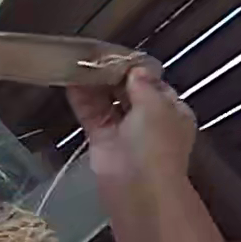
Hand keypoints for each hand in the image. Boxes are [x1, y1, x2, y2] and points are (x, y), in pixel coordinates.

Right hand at [64, 64, 196, 192]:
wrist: (137, 186)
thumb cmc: (156, 144)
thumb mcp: (156, 107)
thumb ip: (142, 85)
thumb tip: (136, 69)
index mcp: (170, 110)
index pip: (153, 84)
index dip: (137, 70)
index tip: (118, 56)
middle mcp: (146, 119)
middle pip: (127, 91)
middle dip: (112, 76)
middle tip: (94, 57)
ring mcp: (122, 130)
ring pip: (107, 102)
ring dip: (94, 85)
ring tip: (79, 65)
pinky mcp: (99, 139)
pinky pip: (91, 115)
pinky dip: (81, 100)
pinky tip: (70, 83)